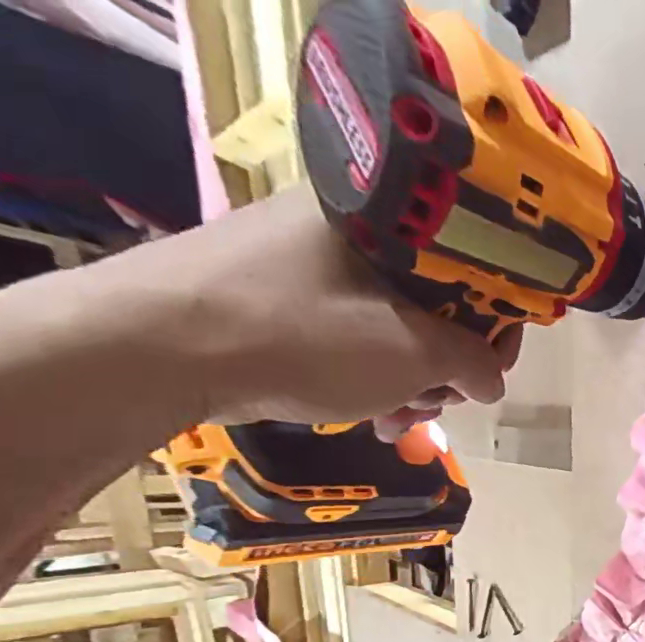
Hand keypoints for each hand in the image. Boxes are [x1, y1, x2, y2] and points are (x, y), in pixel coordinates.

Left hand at [86, 187, 519, 429]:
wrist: (148, 347)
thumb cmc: (302, 336)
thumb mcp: (412, 354)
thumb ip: (473, 364)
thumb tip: (493, 381)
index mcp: (389, 219)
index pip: (475, 268)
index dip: (496, 324)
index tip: (491, 371)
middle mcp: (352, 228)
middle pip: (435, 302)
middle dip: (446, 365)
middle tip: (437, 405)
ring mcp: (308, 261)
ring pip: (395, 324)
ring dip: (411, 381)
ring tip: (398, 420)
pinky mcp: (278, 294)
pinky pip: (352, 333)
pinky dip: (372, 376)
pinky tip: (370, 415)